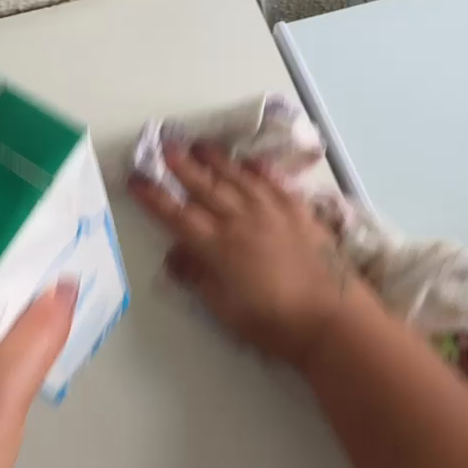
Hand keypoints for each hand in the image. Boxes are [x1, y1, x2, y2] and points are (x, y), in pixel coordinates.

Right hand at [128, 140, 378, 366]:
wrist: (331, 317)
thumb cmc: (274, 323)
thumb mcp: (225, 309)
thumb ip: (198, 278)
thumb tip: (174, 254)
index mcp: (218, 247)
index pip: (177, 215)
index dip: (154, 197)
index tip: (136, 179)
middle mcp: (242, 221)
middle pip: (205, 187)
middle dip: (181, 166)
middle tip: (164, 145)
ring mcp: (273, 212)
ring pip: (238, 178)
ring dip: (217, 159)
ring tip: (200, 144)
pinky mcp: (300, 213)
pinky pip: (275, 184)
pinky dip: (260, 170)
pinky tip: (251, 162)